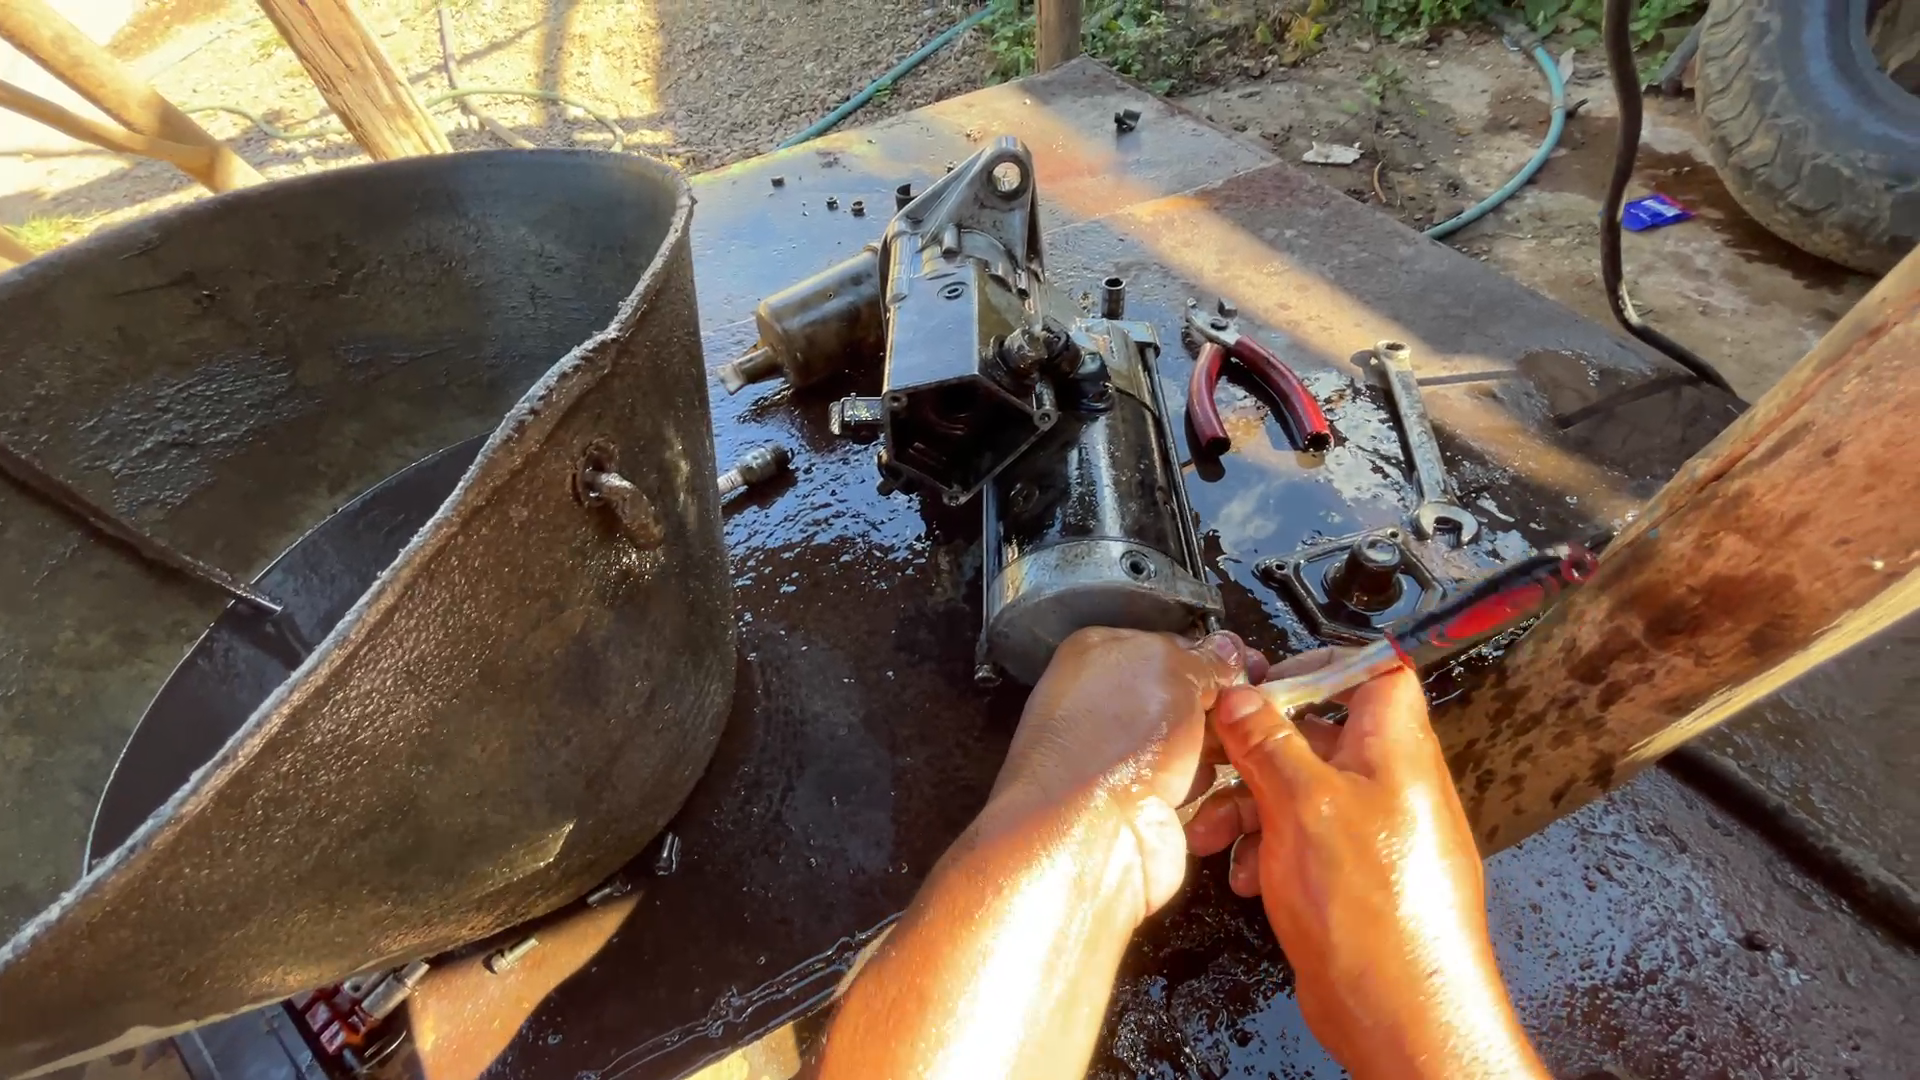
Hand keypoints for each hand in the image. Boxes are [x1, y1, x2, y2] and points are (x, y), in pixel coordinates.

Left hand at [987, 627, 1266, 919]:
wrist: (1092, 830)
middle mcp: (1105, 700)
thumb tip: (1226, 647)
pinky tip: (1219, 783)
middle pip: (1183, 693)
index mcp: (1098, 654)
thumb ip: (1202, 657)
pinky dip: (1207, 783)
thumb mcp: (1169, 671)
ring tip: (1242, 747)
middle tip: (1262, 707)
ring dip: (1221, 744)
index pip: (1168, 644)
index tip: (1257, 667)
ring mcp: (1123, 753)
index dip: (1213, 656)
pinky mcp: (1143, 800)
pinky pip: (1189, 780)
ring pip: (1192, 739)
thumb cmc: (1121, 733)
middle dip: (1222, 702)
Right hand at [1185, 650, 1547, 1079]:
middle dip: (1257, 746)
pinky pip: (1302, 831)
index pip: (1377, 673)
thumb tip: (1240, 694)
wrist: (1403, 1021)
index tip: (1267, 681)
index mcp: (1395, 753)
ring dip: (1248, 801)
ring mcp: (1372, 829)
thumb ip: (1267, 741)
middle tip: (1214, 756)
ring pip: (1300, 784)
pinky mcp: (1352, 870)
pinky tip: (1240, 872)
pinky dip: (1265, 841)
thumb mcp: (1302, 805)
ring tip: (1209, 831)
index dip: (1323, 664)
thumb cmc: (1369, 908)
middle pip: (1319, 731)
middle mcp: (1390, 784)